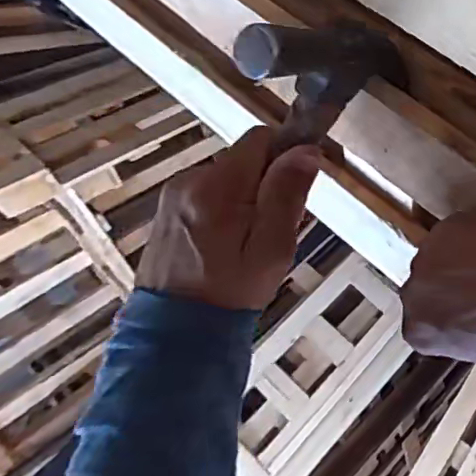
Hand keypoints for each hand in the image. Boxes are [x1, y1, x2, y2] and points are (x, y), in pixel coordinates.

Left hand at [137, 126, 321, 310]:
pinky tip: (234, 241)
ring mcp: (175, 196)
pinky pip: (214, 192)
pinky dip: (232, 207)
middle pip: (248, 157)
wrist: (173, 337)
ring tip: (257, 238)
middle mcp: (189, 182)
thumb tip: (306, 150)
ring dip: (253, 195)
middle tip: (281, 223)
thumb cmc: (232, 291)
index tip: (301, 182)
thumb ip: (287, 193)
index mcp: (216, 187)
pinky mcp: (169, 211)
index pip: (261, 138)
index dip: (288, 152)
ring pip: (233, 175)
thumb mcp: (273, 245)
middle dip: (272, 180)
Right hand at [401, 209, 475, 366]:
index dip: (451, 305)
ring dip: (460, 252)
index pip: (425, 316)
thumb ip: (464, 331)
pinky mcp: (448, 227)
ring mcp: (428, 255)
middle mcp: (413, 292)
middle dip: (450, 279)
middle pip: (428, 280)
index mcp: (419, 332)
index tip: (471, 301)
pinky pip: (460, 227)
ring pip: (441, 250)